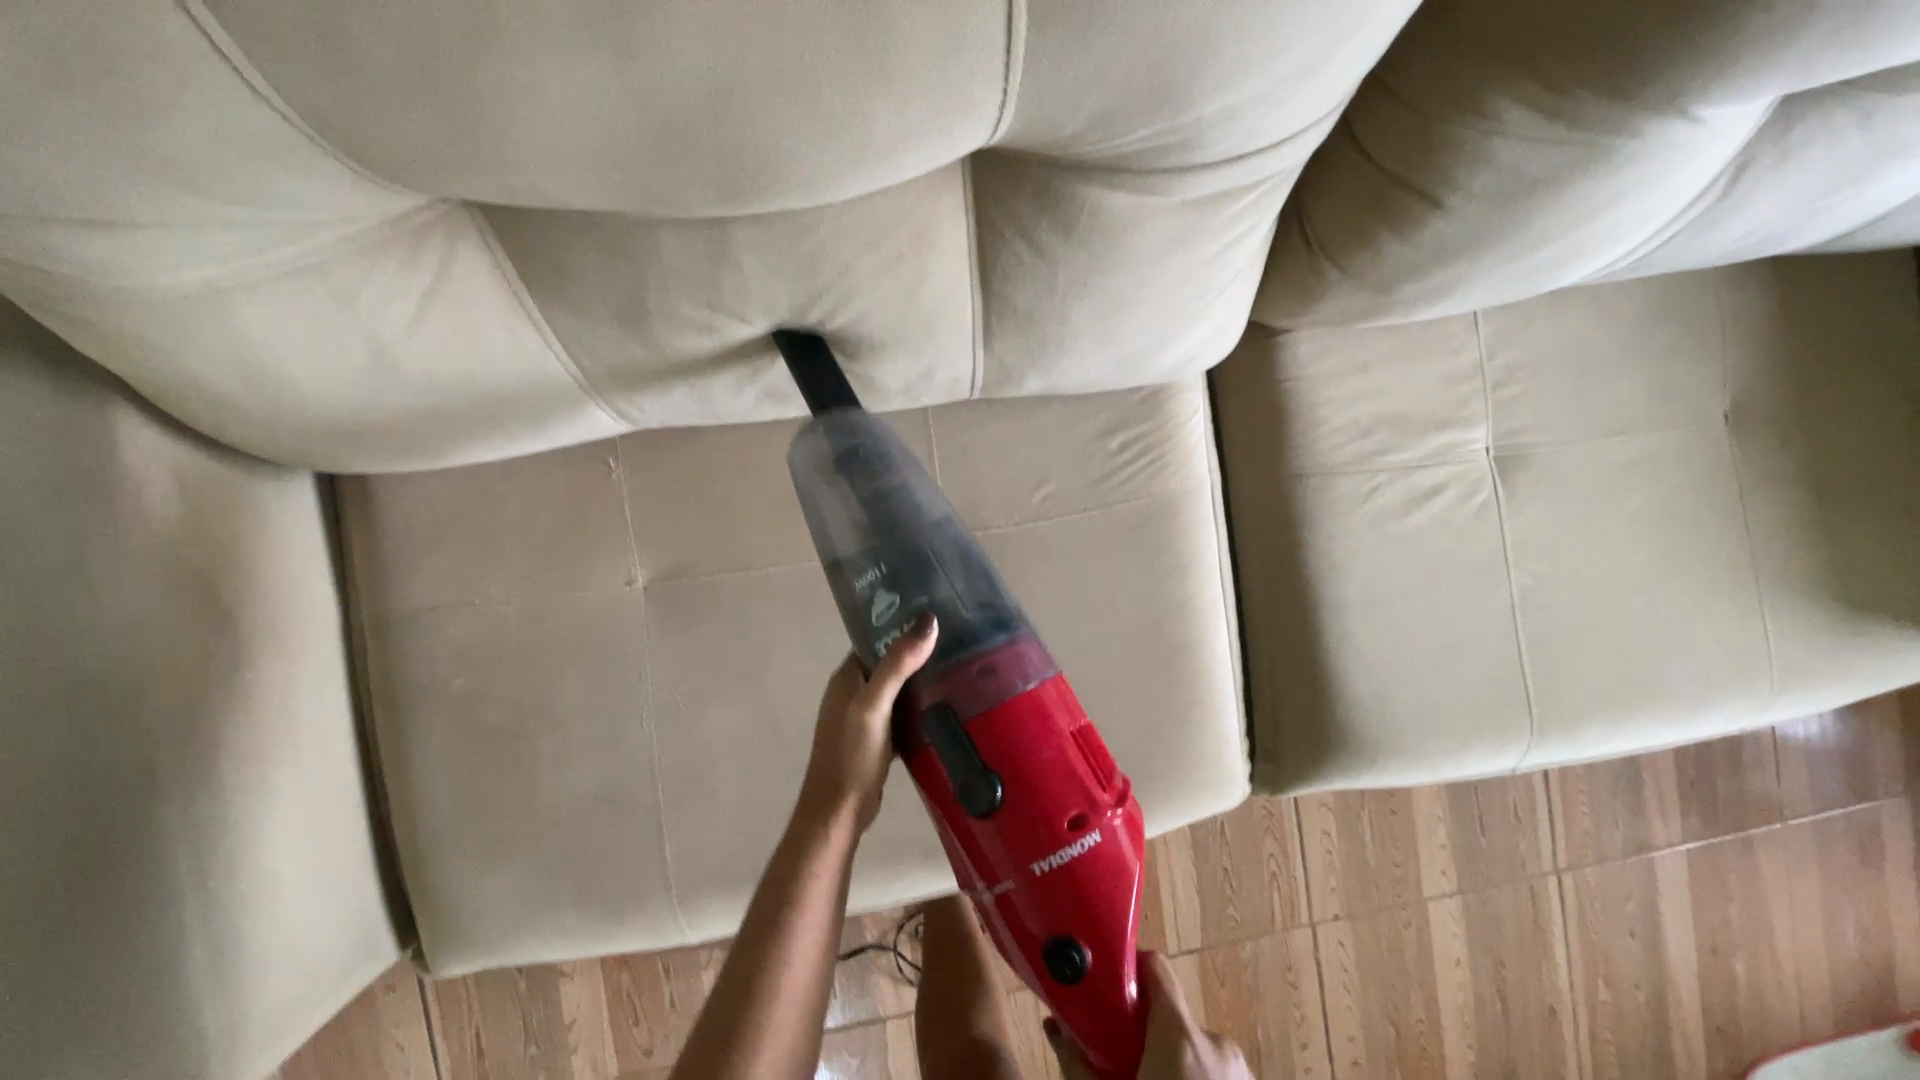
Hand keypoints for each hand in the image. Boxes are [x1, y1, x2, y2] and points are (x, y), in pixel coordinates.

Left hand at [798, 611, 937, 831]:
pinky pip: (903, 716)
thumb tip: (928, 620)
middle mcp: (853, 693)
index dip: (902, 628)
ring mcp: (865, 719)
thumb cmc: (851, 754)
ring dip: (922, 683)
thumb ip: (898, 664)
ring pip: (899, 692)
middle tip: (959, 643)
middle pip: (890, 664)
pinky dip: (920, 711)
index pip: (876, 640)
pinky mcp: (878, 741)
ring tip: (960, 669)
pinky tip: (947, 708)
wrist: (839, 810)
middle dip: (918, 655)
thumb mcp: (875, 705)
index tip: (939, 618)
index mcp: (847, 677)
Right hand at [1045, 953, 1251, 1078]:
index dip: (1130, 970)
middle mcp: (1215, 1043)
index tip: (1108, 988)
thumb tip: (1052, 1024)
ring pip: (1193, 1047)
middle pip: (1172, 1014)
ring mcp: (1239, 1071)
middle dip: (1144, 1031)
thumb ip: (1077, 1062)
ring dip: (1171, 1061)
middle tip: (1119, 1060)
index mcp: (1179, 1037)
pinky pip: (1215, 1072)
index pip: (1156, 967)